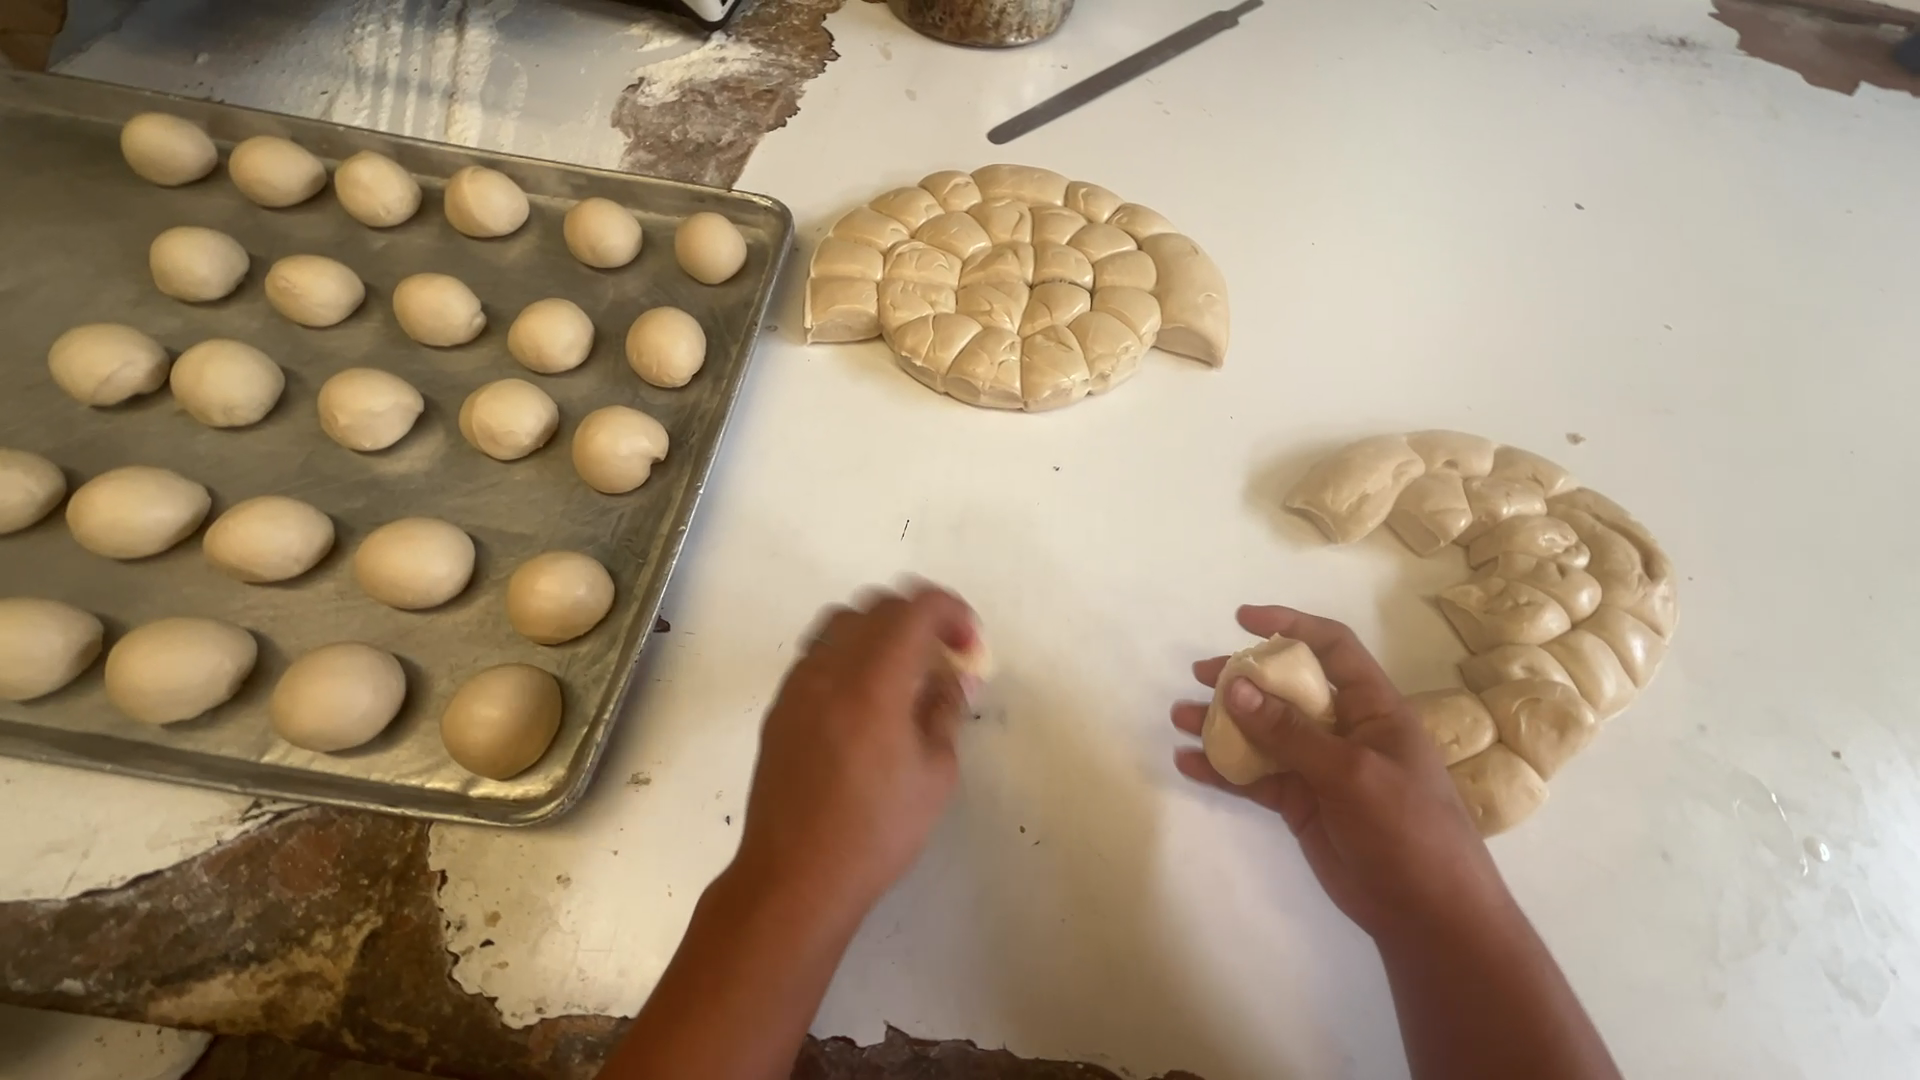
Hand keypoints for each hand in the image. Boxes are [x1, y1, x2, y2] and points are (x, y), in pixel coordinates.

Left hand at [733, 582, 978, 916]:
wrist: (795, 876)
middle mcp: (830, 668)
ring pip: (842, 621)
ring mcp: (799, 683)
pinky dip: (850, 653)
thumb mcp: (935, 774)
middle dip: (921, 619)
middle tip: (944, 658)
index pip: (916, 609)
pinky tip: (866, 698)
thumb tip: (955, 676)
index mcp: (875, 681)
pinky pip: (818, 652)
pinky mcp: (780, 705)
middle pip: (878, 606)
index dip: (952, 612)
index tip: (969, 645)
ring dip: (881, 630)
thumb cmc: (877, 831)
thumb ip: (946, 711)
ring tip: (903, 673)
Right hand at [1171, 605, 1515, 944]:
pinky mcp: (1299, 802)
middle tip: (1200, 674)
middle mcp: (1342, 730)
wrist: (1429, 917)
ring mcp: (1318, 767)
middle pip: (1285, 689)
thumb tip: (1235, 688)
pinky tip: (1189, 763)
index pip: (1332, 648)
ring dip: (1222, 724)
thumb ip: (1290, 731)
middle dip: (1242, 678)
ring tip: (1181, 718)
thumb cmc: (1408, 830)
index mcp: (1371, 709)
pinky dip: (1221, 769)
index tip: (1242, 619)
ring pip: (1261, 732)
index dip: (1290, 625)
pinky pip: (1253, 776)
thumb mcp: (1351, 773)